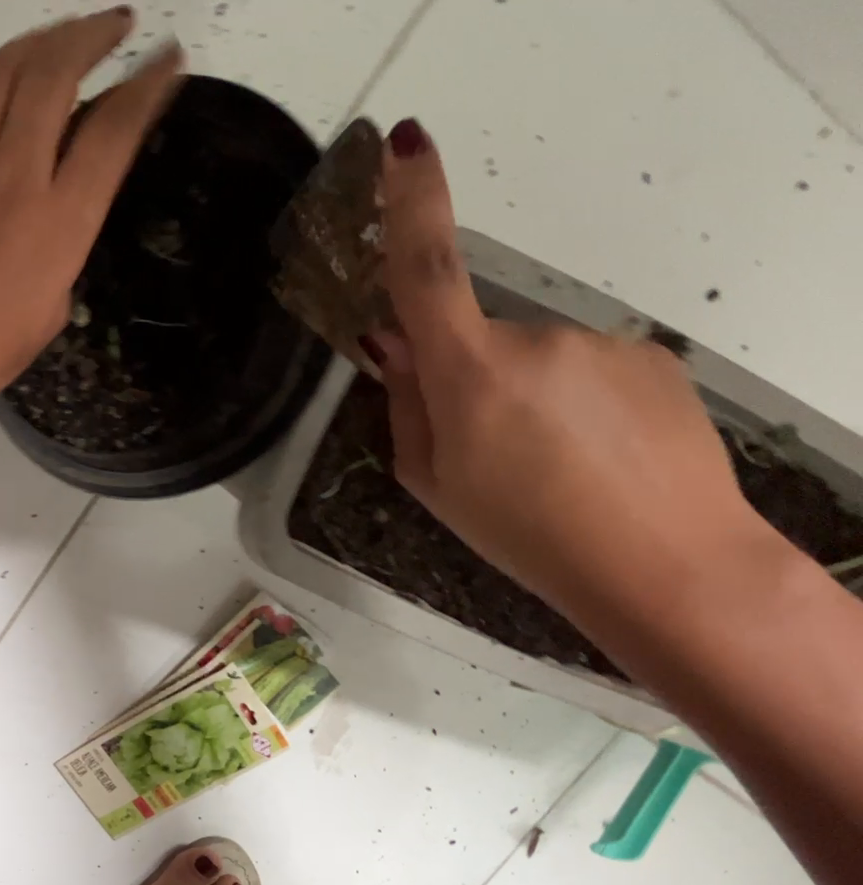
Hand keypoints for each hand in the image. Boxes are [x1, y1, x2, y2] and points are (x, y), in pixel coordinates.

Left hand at [0, 8, 183, 417]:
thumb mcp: (52, 308)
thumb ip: (64, 246)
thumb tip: (56, 213)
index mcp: (61, 219)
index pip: (114, 129)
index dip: (148, 84)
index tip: (167, 59)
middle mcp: (15, 177)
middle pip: (56, 75)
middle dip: (91, 35)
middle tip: (114, 25)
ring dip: (31, 44)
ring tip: (53, 37)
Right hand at [367, 118, 779, 613]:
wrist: (668, 564)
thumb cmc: (522, 531)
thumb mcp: (429, 479)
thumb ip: (404, 404)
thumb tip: (393, 346)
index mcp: (469, 373)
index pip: (427, 272)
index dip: (410, 206)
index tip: (404, 143)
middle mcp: (535, 340)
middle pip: (475, 340)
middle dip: (466, 380)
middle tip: (486, 453)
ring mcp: (600, 345)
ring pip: (532, 358)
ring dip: (524, 397)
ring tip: (548, 465)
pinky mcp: (649, 357)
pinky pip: (583, 368)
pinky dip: (574, 402)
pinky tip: (591, 455)